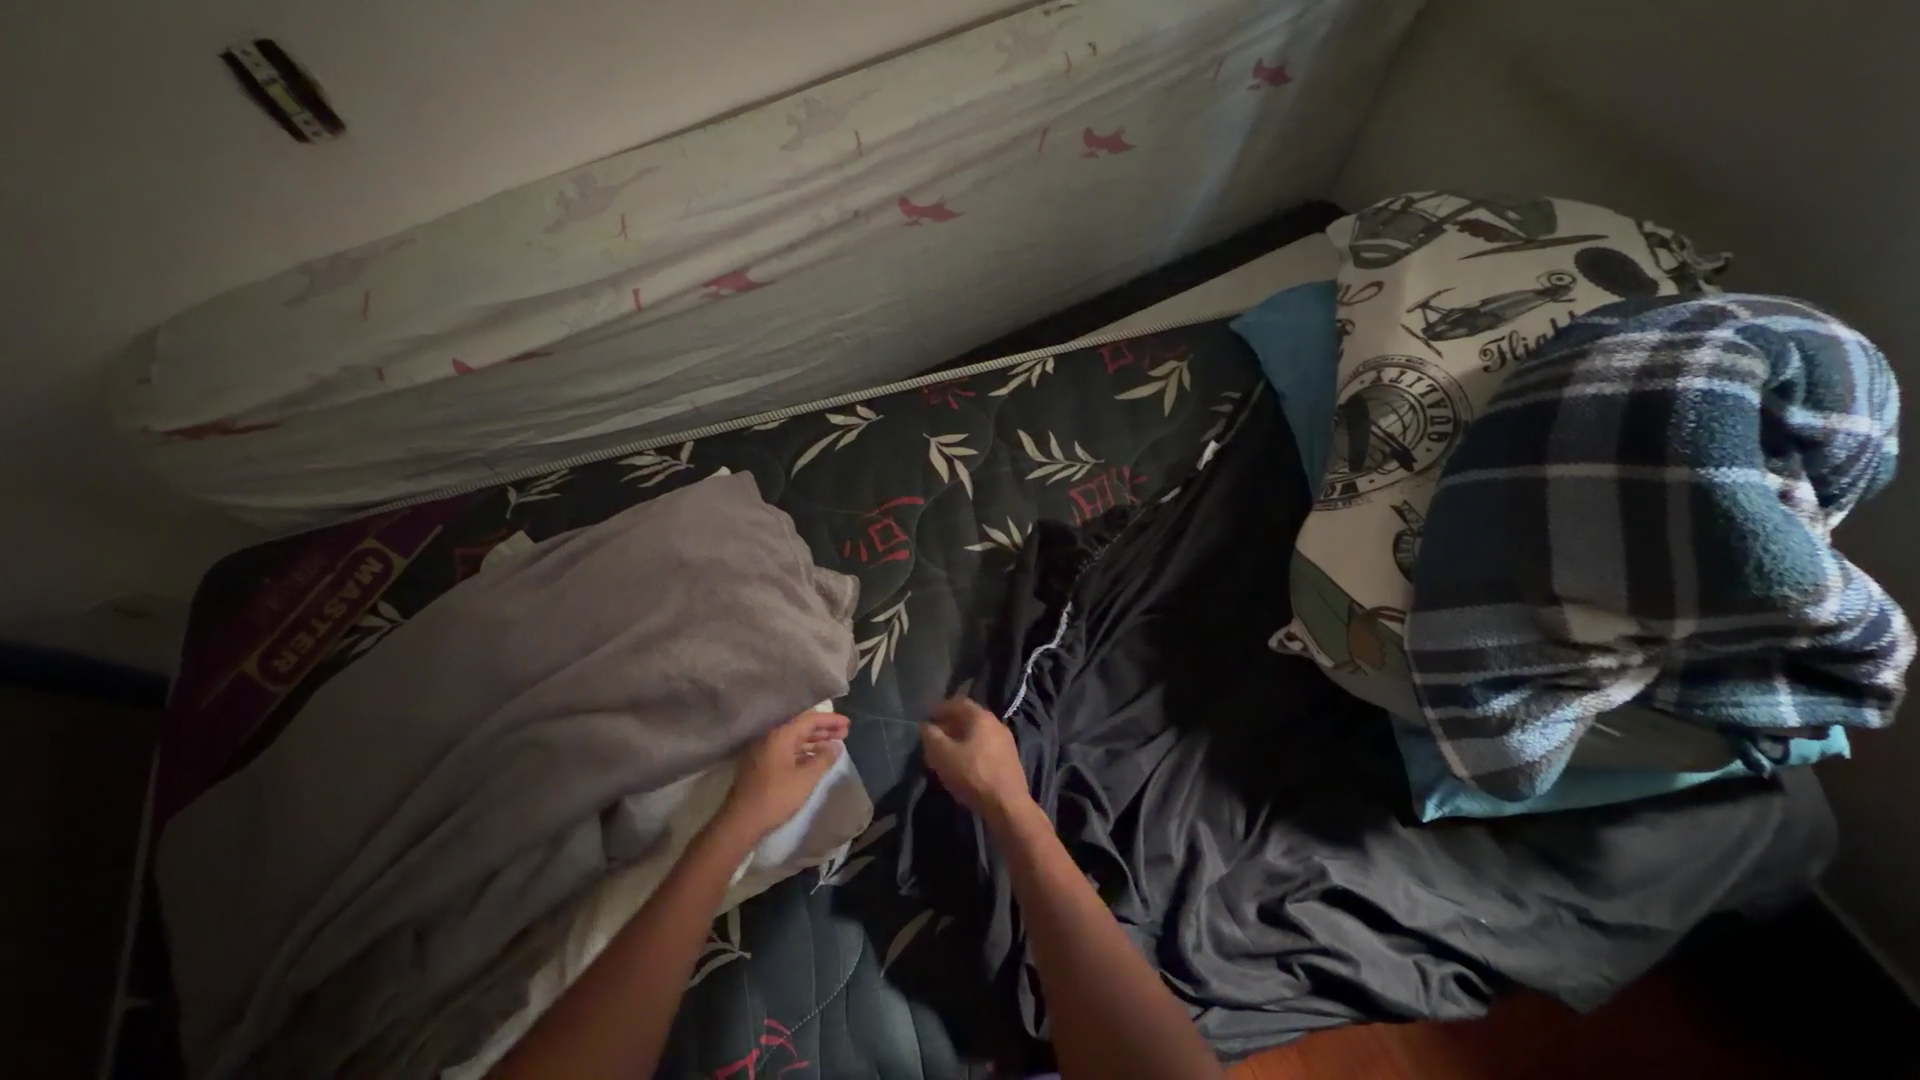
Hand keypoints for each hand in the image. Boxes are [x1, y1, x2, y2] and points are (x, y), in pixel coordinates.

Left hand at [718, 710, 848, 838]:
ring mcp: (763, 750)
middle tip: (844, 733)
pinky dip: (802, 750)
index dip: (830, 720)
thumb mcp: (806, 779)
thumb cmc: (776, 797)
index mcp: (779, 735)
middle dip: (823, 729)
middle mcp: (769, 736)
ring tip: (834, 744)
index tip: (847, 723)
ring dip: (814, 740)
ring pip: (793, 738)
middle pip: (800, 726)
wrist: (741, 821)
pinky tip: (815, 758)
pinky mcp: (761, 763)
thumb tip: (836, 746)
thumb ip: (823, 759)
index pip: (809, 719)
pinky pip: (786, 749)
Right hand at [920, 697, 1031, 817]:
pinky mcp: (1009, 759)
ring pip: (977, 734)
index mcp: (981, 717)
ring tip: (945, 753)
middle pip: (968, 718)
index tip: (927, 718)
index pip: (958, 702)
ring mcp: (1005, 742)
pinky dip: (971, 750)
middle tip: (933, 737)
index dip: (940, 708)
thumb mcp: (943, 755)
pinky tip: (962, 765)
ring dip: (959, 740)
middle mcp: (996, 724)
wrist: (1007, 805)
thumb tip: (926, 726)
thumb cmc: (972, 775)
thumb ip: (931, 737)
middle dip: (949, 725)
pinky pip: (985, 747)